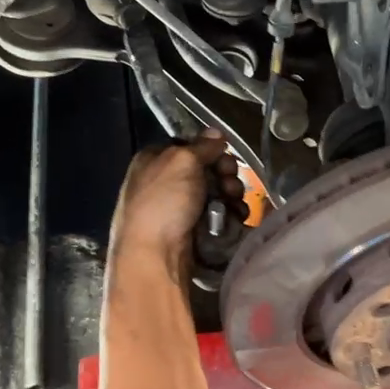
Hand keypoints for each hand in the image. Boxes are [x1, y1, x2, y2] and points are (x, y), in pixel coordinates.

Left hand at [109, 132, 242, 271]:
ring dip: (231, 194)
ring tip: (233, 203)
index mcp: (154, 159)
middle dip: (225, 173)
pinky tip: (236, 217)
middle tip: (230, 183)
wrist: (153, 255)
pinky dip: (229, 214)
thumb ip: (203, 146)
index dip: (210, 149)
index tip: (224, 155)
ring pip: (216, 192)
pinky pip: (217, 215)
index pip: (190, 145)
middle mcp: (165, 181)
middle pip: (207, 169)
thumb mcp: (182, 162)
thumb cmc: (163, 201)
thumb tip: (217, 133)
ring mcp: (178, 208)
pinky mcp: (191, 230)